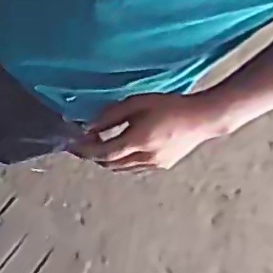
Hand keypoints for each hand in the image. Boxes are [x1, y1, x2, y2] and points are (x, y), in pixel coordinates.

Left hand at [72, 91, 239, 171]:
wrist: (203, 118)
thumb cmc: (168, 105)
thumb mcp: (135, 104)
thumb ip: (110, 116)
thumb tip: (88, 127)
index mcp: (139, 141)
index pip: (103, 153)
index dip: (84, 150)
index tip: (70, 144)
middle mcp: (146, 158)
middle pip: (109, 163)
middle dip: (91, 154)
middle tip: (79, 142)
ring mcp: (155, 165)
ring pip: (120, 168)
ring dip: (104, 158)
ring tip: (95, 143)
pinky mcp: (162, 166)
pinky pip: (132, 167)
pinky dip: (119, 160)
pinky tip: (116, 148)